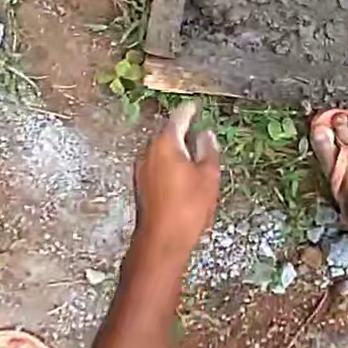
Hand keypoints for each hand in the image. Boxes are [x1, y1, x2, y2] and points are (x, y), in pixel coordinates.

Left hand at [130, 102, 220, 271]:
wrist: (161, 240)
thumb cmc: (187, 207)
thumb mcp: (207, 176)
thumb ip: (207, 150)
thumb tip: (205, 135)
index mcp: (165, 144)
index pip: (178, 118)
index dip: (189, 111)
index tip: (195, 106)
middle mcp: (148, 152)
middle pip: (167, 134)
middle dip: (182, 131)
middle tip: (198, 132)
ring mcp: (141, 169)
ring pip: (160, 151)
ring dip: (175, 149)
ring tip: (193, 156)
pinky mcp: (140, 185)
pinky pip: (156, 165)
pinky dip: (169, 163)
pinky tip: (181, 175)